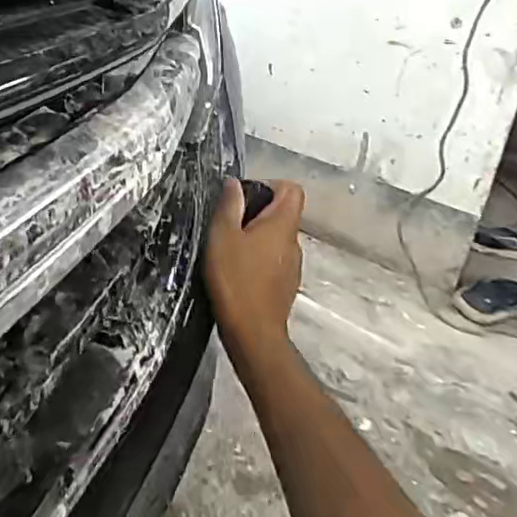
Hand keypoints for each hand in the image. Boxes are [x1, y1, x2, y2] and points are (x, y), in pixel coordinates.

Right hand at [204, 177, 305, 367]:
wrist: (252, 334)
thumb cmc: (235, 280)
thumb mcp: (222, 236)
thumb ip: (229, 206)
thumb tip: (235, 183)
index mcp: (282, 225)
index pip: (292, 189)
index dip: (269, 185)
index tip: (244, 197)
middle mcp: (294, 242)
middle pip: (283, 212)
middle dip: (257, 211)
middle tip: (228, 223)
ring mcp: (293, 265)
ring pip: (277, 237)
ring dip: (256, 236)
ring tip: (230, 249)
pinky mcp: (286, 285)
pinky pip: (275, 259)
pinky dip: (259, 257)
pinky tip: (238, 271)